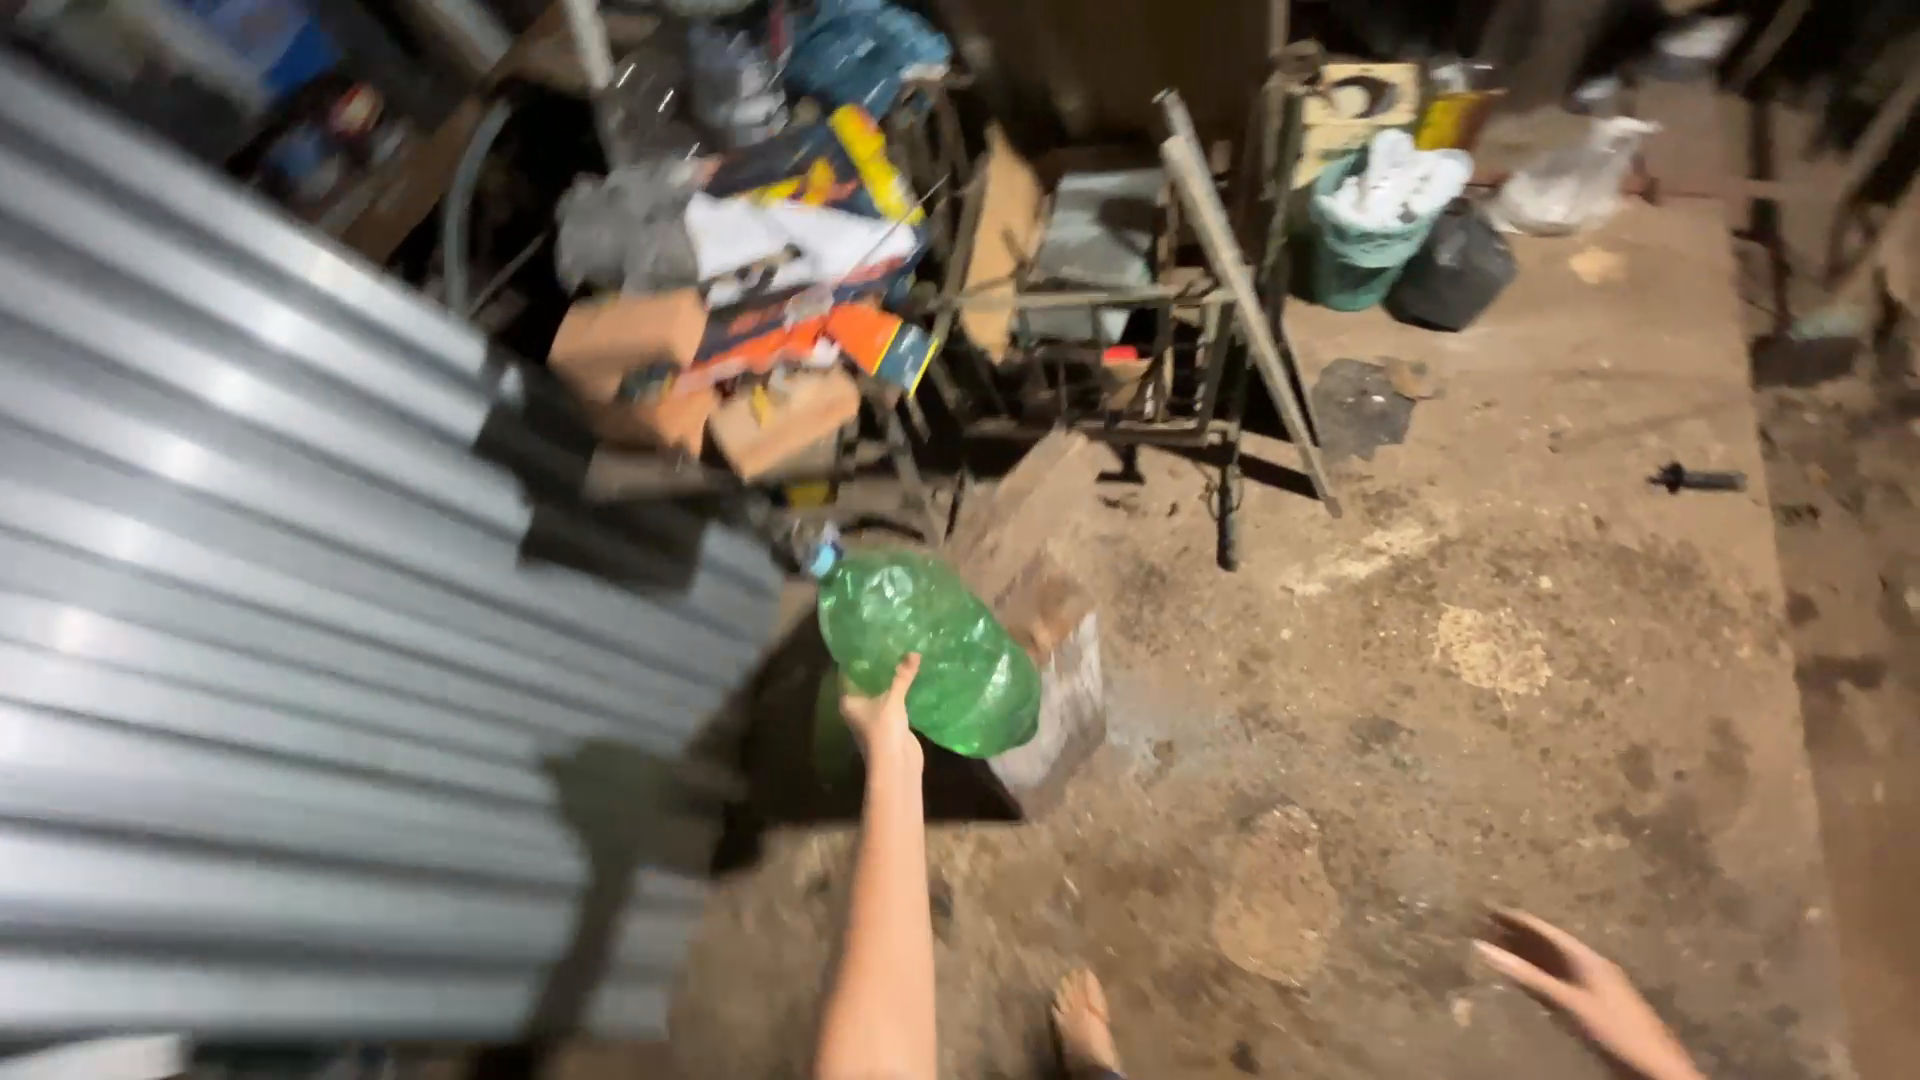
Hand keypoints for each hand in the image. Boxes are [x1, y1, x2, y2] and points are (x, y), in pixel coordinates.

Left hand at [840, 653, 921, 775]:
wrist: (896, 764)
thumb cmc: (883, 730)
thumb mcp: (892, 699)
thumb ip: (902, 676)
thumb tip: (914, 652)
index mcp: (848, 700)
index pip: (847, 672)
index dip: (855, 657)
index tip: (866, 639)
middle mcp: (857, 706)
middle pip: (864, 680)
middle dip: (875, 665)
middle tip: (887, 642)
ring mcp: (873, 714)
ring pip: (879, 690)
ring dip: (889, 677)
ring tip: (900, 654)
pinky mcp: (889, 721)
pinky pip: (893, 699)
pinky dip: (899, 689)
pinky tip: (910, 676)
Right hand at [1475, 909, 1703, 1079]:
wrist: (1656, 1071)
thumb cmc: (1614, 1031)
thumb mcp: (1567, 1002)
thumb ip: (1527, 976)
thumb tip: (1482, 947)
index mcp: (1585, 958)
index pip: (1543, 931)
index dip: (1515, 919)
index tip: (1486, 910)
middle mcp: (1587, 966)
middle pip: (1545, 945)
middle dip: (1515, 936)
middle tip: (1482, 927)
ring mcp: (1590, 987)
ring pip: (1549, 965)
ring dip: (1523, 957)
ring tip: (1494, 949)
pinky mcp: (1589, 1006)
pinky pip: (1555, 983)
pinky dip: (1534, 977)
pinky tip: (1520, 978)